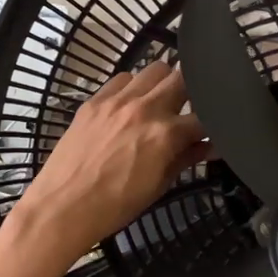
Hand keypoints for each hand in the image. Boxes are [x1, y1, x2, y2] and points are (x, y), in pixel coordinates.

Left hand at [11, 62, 208, 264]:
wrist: (63, 207)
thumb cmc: (114, 206)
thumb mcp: (158, 186)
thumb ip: (186, 159)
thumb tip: (209, 147)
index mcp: (166, 134)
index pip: (204, 117)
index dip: (214, 125)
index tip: (213, 132)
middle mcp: (144, 108)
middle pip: (182, 78)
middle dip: (192, 92)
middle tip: (189, 109)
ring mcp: (116, 100)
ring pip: (154, 69)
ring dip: (163, 83)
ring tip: (160, 102)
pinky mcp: (94, 101)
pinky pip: (122, 79)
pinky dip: (133, 86)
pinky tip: (130, 103)